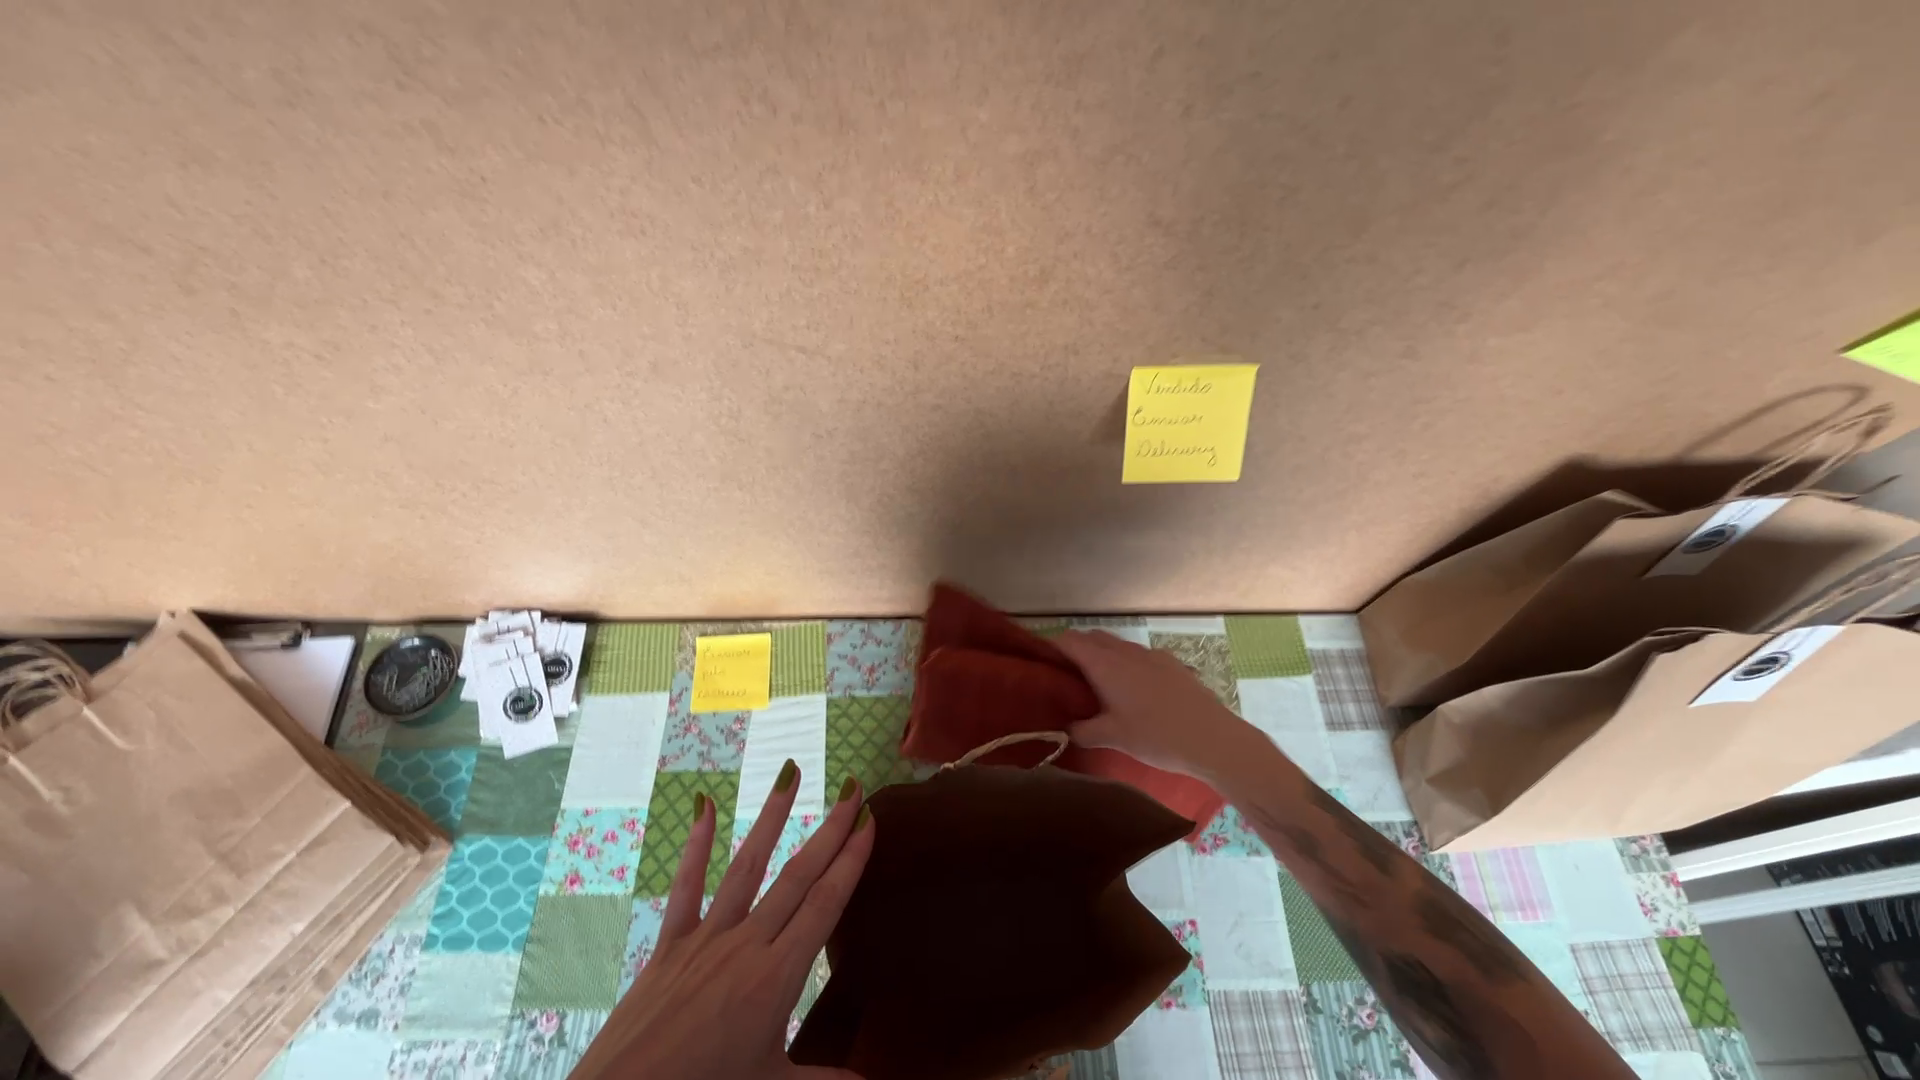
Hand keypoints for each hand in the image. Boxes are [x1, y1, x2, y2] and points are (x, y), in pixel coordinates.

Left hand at [570, 763, 874, 1079]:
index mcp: (779, 976)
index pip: (826, 904)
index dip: (851, 861)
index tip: (869, 821)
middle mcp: (747, 944)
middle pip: (798, 876)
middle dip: (830, 830)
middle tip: (852, 788)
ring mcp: (707, 938)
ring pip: (748, 866)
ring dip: (772, 818)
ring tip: (790, 773)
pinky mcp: (671, 945)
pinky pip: (686, 888)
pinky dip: (696, 846)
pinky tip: (705, 806)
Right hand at [1055, 629, 1266, 778]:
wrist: (1214, 739)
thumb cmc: (1157, 736)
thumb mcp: (1113, 738)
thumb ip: (1082, 730)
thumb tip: (1065, 727)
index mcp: (1105, 664)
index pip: (1068, 641)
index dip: (1050, 647)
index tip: (1039, 663)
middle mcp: (1126, 651)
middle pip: (1092, 638)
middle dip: (1075, 651)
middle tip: (1063, 678)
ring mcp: (1152, 655)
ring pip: (1117, 646)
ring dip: (1101, 657)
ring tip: (1095, 686)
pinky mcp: (1172, 664)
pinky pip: (1138, 656)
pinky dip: (1125, 665)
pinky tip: (1131, 692)